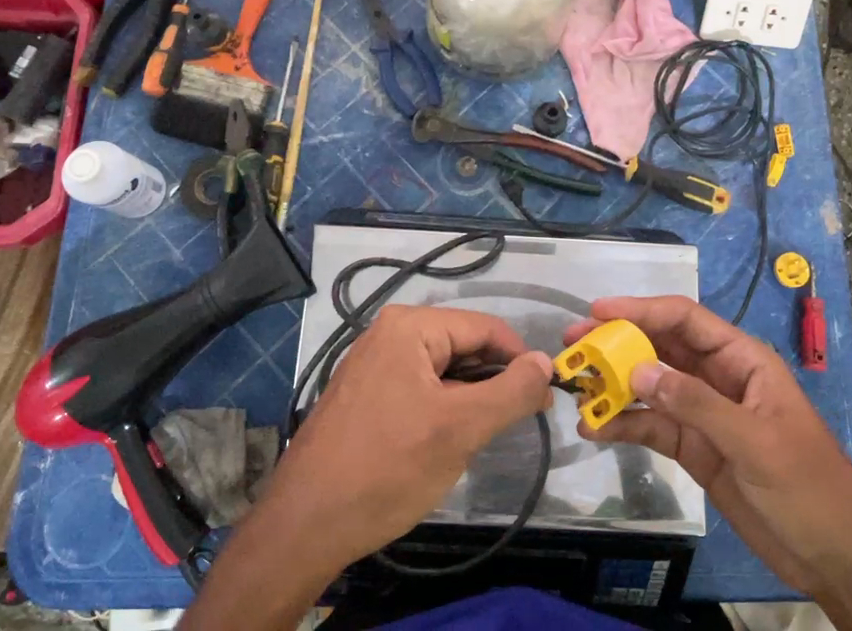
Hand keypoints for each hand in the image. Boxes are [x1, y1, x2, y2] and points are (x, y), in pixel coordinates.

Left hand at [183, 306, 551, 630]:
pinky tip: (446, 444)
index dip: (520, 361)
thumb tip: (545, 362)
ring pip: (443, 372)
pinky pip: (419, 389)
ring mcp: (373, 365)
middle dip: (493, 382)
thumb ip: (510, 392)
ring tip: (480, 438)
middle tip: (516, 424)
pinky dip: (442, 410)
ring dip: (469, 400)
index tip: (545, 400)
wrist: (305, 524)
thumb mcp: (461, 429)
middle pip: (463, 346)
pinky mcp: (365, 396)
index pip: (486, 328)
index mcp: (410, 326)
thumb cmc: (387, 468)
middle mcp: (388, 334)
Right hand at [566, 296, 851, 630]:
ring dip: (614, 385)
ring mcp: (703, 414)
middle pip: (661, 348)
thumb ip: (696, 404)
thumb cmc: (808, 485)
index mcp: (742, 360)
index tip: (597, 311)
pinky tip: (594, 429)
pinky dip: (623, 424)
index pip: (685, 320)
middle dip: (617, 343)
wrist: (834, 555)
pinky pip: (652, 426)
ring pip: (650, 387)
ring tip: (573, 387)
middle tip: (572, 346)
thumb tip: (636, 369)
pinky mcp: (694, 449)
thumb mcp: (755, 441)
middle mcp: (718, 378)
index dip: (641, 310)